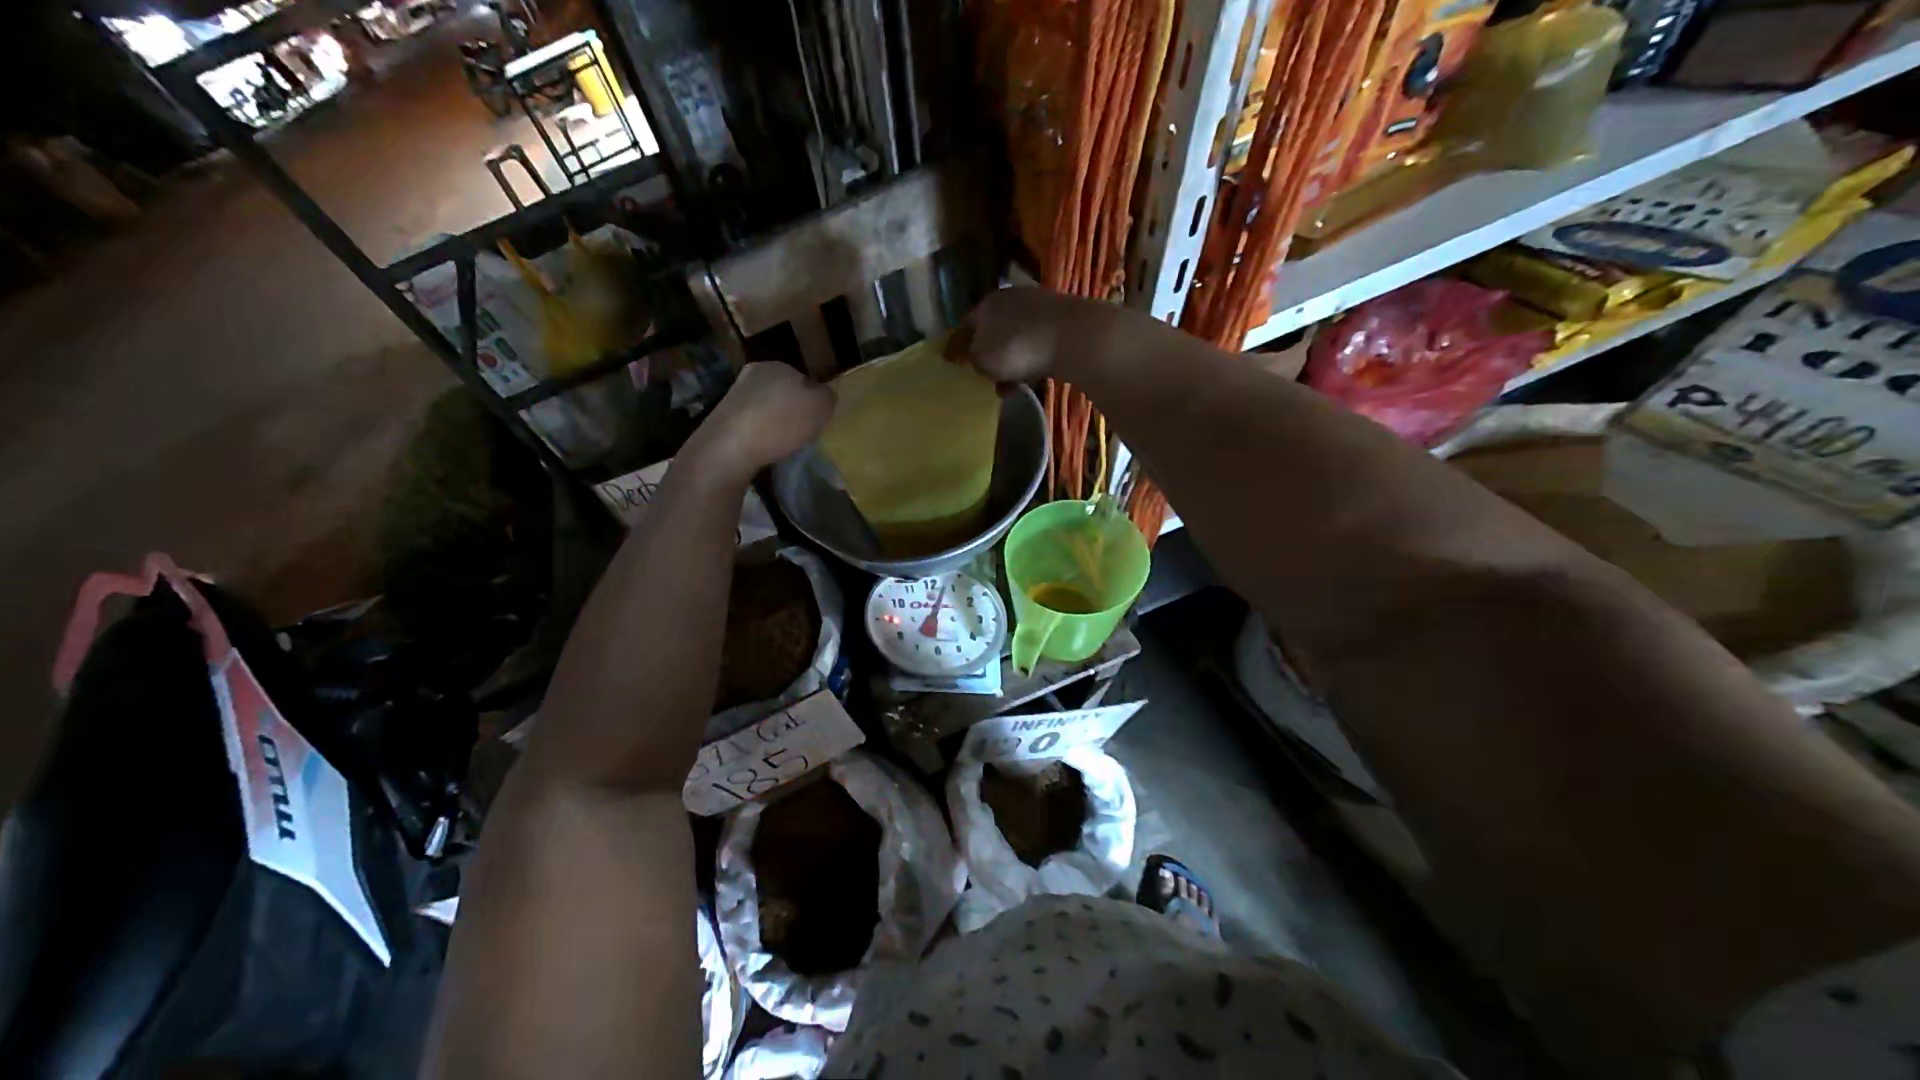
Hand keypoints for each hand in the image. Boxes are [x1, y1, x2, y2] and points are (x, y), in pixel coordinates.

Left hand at [685, 362, 834, 482]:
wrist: (729, 447)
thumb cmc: (781, 422)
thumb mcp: (821, 407)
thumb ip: (827, 396)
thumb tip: (822, 395)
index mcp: (777, 364)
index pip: (805, 379)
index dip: (813, 401)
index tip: (816, 421)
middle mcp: (753, 373)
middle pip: (783, 392)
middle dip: (792, 410)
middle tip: (800, 433)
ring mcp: (734, 394)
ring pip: (765, 408)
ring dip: (774, 422)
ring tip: (781, 443)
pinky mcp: (721, 417)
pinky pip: (750, 423)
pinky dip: (758, 434)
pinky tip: (762, 448)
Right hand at [946, 287, 1125, 384]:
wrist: (1074, 337)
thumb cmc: (1019, 347)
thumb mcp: (983, 358)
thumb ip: (971, 358)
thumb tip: (973, 358)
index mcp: (986, 303)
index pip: (964, 326)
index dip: (956, 346)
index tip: (951, 363)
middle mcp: (1011, 298)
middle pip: (991, 330)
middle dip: (987, 354)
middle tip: (983, 377)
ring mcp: (1039, 307)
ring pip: (1016, 338)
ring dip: (1010, 361)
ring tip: (1009, 385)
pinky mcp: (1062, 320)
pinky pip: (1037, 344)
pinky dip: (1031, 360)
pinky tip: (1033, 377)